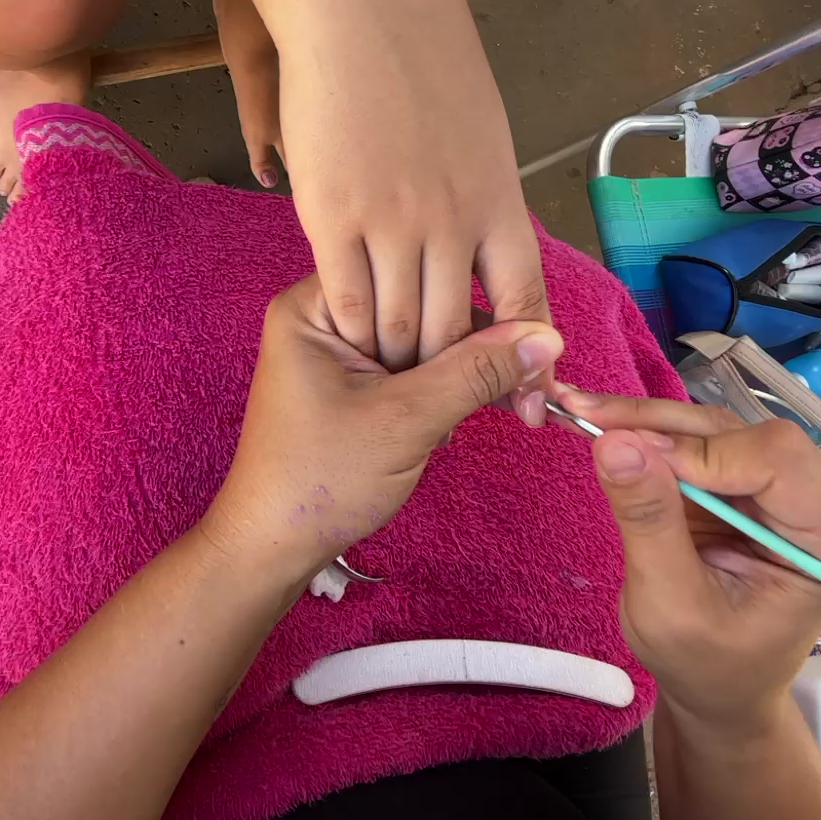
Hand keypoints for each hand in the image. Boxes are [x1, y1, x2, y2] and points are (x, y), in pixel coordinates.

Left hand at [201, 276, 561, 582]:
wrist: (274, 545)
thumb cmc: (322, 478)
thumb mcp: (406, 420)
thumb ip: (475, 372)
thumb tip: (546, 336)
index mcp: (314, 305)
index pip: (407, 274)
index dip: (468, 311)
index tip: (518, 352)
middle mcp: (322, 316)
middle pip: (417, 307)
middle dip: (464, 353)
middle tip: (506, 394)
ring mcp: (334, 351)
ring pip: (418, 341)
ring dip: (454, 378)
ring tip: (464, 419)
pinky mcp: (348, 382)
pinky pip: (406, 369)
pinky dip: (435, 393)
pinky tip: (447, 425)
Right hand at [233, 0, 553, 417]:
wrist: (359, 1)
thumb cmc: (423, 56)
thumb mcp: (479, 127)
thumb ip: (479, 196)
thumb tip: (473, 246)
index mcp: (498, 198)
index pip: (522, 301)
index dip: (524, 367)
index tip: (522, 410)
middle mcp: (452, 220)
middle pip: (453, 330)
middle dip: (444, 371)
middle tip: (429, 388)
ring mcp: (392, 220)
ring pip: (398, 324)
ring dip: (395, 357)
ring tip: (386, 370)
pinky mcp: (331, 215)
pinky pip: (346, 298)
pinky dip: (351, 330)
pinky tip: (349, 340)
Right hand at [552, 390, 820, 732]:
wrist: (713, 687)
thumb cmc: (706, 664)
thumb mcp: (670, 603)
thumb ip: (649, 521)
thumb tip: (612, 441)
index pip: (778, 459)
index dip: (704, 451)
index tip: (632, 459)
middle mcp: (808, 502)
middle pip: (737, 431)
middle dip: (657, 422)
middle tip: (581, 415)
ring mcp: (768, 488)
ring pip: (706, 425)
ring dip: (640, 419)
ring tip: (578, 415)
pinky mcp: (730, 482)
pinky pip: (686, 439)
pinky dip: (638, 430)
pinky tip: (596, 424)